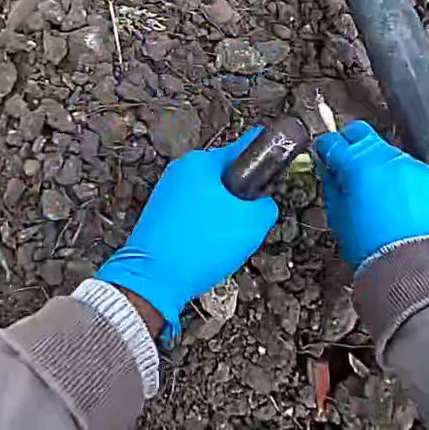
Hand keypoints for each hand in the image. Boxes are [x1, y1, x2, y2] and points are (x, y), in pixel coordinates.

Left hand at [96, 131, 278, 338]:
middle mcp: (180, 170)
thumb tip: (263, 203)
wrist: (154, 280)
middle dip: (239, 197)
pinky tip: (206, 244)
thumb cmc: (198, 248)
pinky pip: (194, 211)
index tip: (274, 167)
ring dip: (222, 212)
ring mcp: (167, 191)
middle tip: (245, 219)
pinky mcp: (159, 212)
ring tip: (222, 237)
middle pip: (226, 175)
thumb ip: (266, 205)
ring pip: (210, 195)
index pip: (244, 149)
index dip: (264, 161)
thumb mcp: (252, 225)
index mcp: (200, 162)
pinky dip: (204, 224)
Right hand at [313, 121, 428, 266]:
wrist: (415, 269)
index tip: (327, 155)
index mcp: (359, 165)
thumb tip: (329, 167)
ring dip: (385, 170)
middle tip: (351, 168)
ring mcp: (416, 166)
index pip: (335, 142)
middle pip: (364, 135)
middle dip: (353, 146)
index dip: (328, 149)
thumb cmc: (372, 249)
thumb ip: (332, 184)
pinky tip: (407, 208)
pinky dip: (410, 186)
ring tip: (384, 200)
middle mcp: (389, 158)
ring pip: (393, 156)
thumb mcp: (338, 217)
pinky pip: (418, 174)